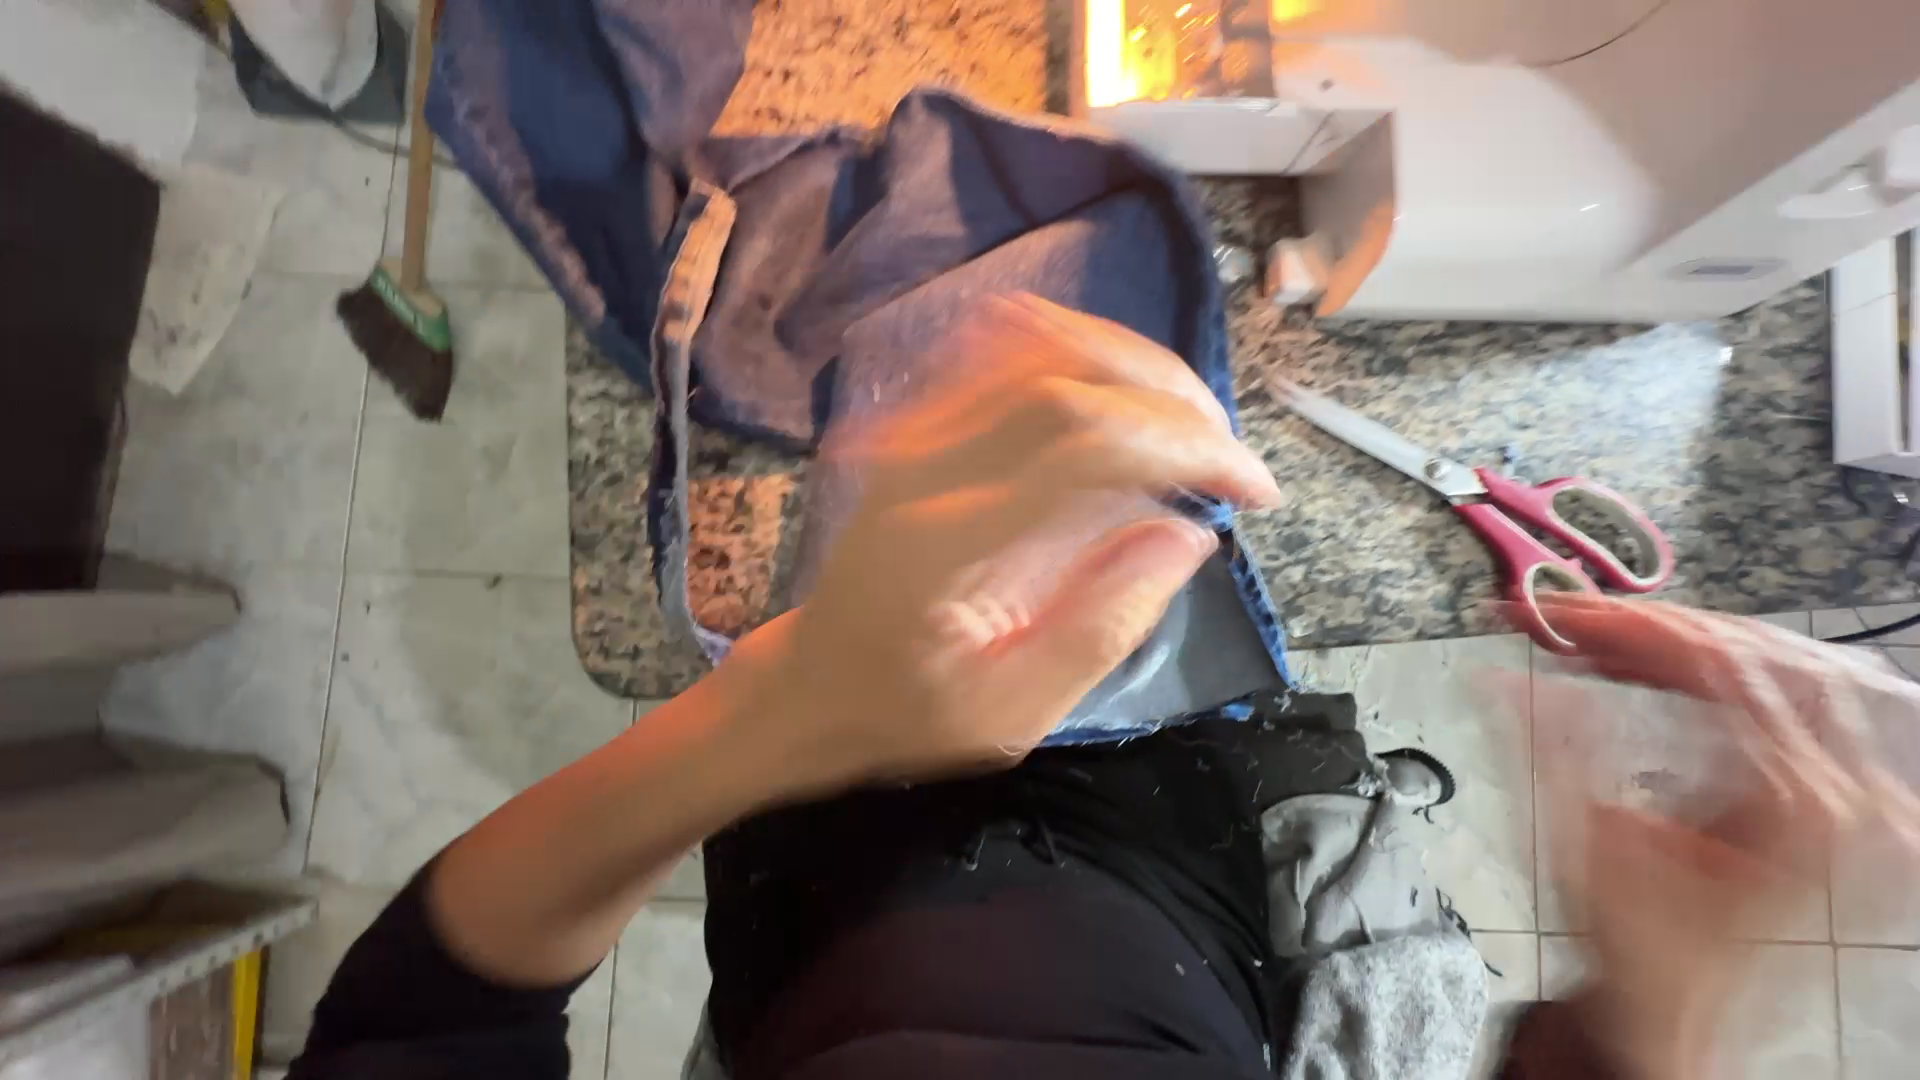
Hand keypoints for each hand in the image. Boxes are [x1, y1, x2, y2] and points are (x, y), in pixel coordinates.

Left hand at [712, 294, 1280, 795]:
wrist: (811, 680)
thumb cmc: (905, 710)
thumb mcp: (1011, 712)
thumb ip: (1102, 625)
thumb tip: (1190, 535)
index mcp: (950, 536)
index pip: (1084, 442)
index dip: (1187, 446)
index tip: (1253, 489)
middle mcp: (926, 459)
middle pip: (1066, 374)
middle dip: (1175, 401)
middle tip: (1230, 458)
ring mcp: (913, 428)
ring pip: (1038, 340)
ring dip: (1135, 368)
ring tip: (1189, 426)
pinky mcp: (917, 421)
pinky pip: (1005, 346)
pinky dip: (1082, 353)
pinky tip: (1122, 398)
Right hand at [1527, 595, 1919, 1078]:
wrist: (1665, 1015)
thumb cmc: (1634, 949)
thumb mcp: (1580, 840)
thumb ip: (1546, 744)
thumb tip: (1497, 675)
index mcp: (1797, 808)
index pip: (1722, 665)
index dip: (1627, 626)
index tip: (1556, 616)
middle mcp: (1850, 802)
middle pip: (1767, 653)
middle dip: (1655, 624)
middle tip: (1572, 622)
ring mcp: (1856, 806)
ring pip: (1788, 667)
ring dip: (1687, 642)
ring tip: (1602, 641)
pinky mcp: (1833, 807)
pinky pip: (1790, 703)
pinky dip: (1713, 674)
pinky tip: (1650, 672)